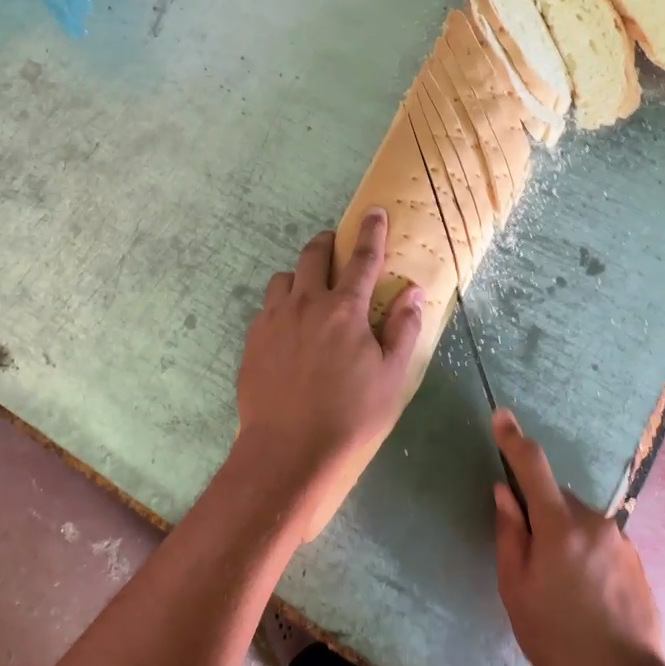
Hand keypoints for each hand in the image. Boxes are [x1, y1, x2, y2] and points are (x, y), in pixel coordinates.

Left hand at [234, 208, 424, 493]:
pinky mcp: (252, 341)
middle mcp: (305, 303)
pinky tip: (289, 330)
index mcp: (345, 309)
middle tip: (336, 248)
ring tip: (310, 293)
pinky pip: (266, 308)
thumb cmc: (351, 418)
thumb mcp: (392, 377)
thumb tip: (412, 291)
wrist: (289, 453)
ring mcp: (273, 320)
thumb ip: (402, 329)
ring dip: (299, 276)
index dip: (370, 232)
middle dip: (327, 243)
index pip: (362, 258)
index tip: (373, 212)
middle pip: (313, 255)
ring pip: (283, 278)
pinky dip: (281, 306)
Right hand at [493, 409, 664, 665]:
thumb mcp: (516, 588)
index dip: (514, 439)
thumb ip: (510, 533)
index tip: (502, 416)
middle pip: (557, 500)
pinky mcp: (636, 562)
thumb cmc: (555, 637)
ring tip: (560, 589)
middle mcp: (594, 522)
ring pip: (579, 523)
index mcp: (559, 525)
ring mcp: (620, 541)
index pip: (533, 466)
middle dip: (541, 514)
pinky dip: (586, 556)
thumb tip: (503, 493)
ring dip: (565, 538)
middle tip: (530, 558)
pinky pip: (600, 543)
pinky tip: (585, 596)